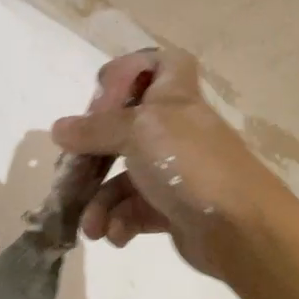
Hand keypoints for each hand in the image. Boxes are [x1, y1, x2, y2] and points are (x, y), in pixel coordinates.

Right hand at [50, 48, 275, 277]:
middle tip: (74, 168)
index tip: (104, 97)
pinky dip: (118, 223)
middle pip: (124, 129)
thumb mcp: (138, 131)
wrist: (239, 228)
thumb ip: (95, 128)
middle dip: (93, 153)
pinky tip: (113, 236)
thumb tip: (59, 130)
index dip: (132, 70)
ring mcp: (173, 172)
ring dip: (98, 202)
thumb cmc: (189, 165)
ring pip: (122, 178)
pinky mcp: (172, 209)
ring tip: (90, 227)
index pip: (163, 63)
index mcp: (174, 99)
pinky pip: (133, 210)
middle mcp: (174, 132)